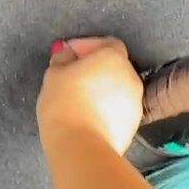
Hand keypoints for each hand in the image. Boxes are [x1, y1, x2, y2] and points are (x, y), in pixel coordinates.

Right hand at [38, 36, 143, 152]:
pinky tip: (86, 115)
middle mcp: (130, 77)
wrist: (81, 145)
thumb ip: (62, 58)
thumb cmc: (65, 103)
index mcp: (114, 58)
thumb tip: (66, 52)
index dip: (87, 46)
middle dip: (95, 68)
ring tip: (77, 98)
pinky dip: (105, 108)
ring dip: (101, 89)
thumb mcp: (54, 74)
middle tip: (71, 75)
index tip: (69, 54)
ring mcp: (134, 103)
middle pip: (114, 65)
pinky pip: (117, 109)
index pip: (106, 43)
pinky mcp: (132, 126)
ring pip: (117, 88)